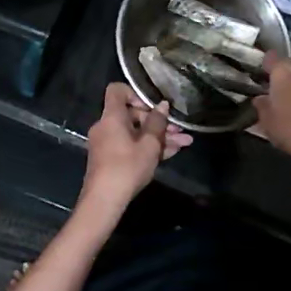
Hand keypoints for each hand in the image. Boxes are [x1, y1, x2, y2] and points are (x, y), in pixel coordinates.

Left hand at [81, 83, 192, 205]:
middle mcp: (106, 126)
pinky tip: (172, 152)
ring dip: (159, 137)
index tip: (153, 106)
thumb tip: (162, 105)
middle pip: (132, 114)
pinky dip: (148, 147)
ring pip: (136, 133)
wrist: (104, 200)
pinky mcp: (111, 159)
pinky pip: (131, 145)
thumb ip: (157, 123)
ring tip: (185, 143)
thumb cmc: (127, 167)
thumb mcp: (149, 145)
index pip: (117, 90)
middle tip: (178, 130)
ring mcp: (108, 143)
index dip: (136, 93)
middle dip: (158, 121)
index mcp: (112, 117)